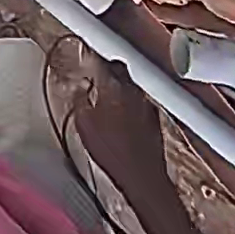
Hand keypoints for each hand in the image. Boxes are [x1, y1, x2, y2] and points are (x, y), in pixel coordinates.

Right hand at [74, 57, 172, 203]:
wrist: (142, 175)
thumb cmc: (112, 151)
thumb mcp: (83, 124)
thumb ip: (80, 99)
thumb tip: (79, 88)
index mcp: (112, 86)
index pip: (100, 61)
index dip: (91, 57)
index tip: (85, 57)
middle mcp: (131, 89)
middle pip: (118, 67)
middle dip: (107, 68)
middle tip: (96, 74)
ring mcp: (145, 102)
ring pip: (130, 84)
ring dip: (119, 85)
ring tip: (107, 98)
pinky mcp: (155, 117)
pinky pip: (140, 100)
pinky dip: (130, 102)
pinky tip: (124, 116)